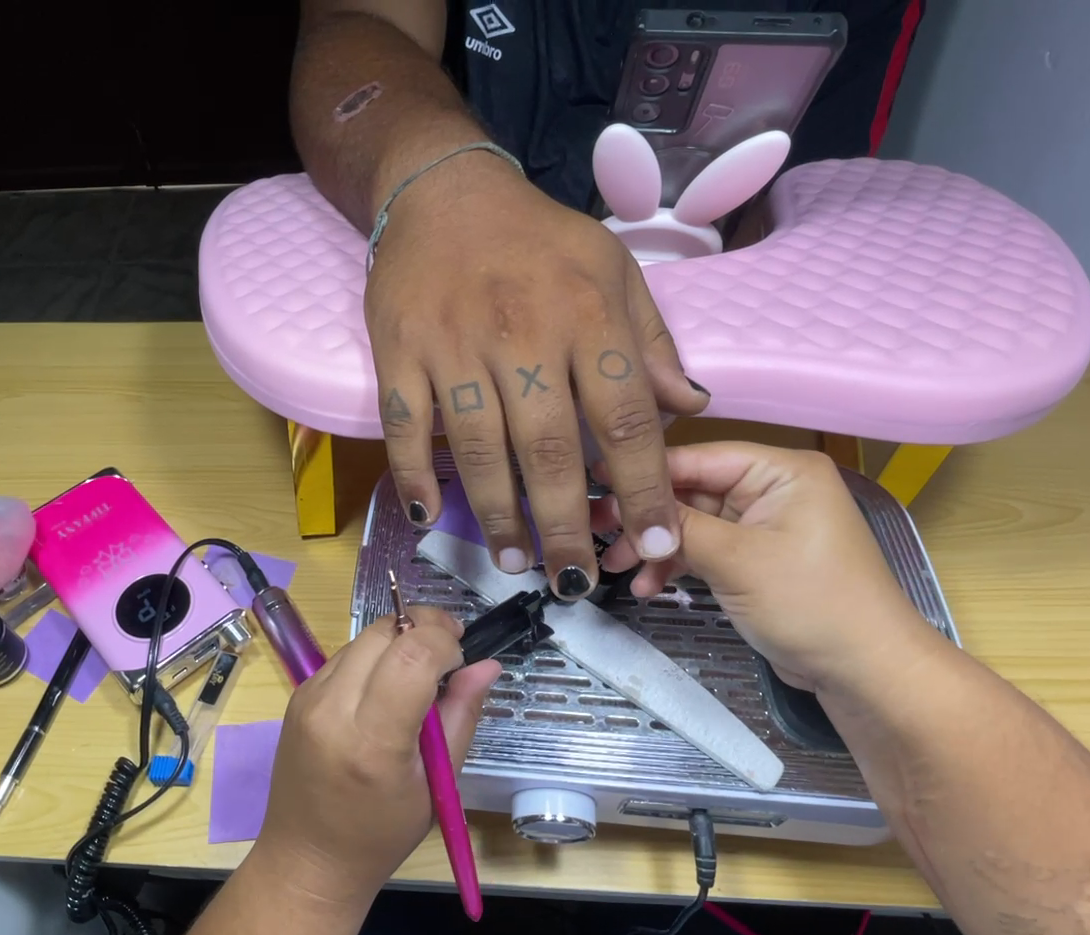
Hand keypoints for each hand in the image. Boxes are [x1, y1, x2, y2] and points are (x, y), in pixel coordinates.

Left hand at [253, 607, 500, 907]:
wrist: (308, 859)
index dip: (444, 641)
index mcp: (373, 740)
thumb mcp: (436, 784)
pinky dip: (374, 658)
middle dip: (424, 628)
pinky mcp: (298, 696)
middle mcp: (333, 709)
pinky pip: (344, 656)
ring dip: (398, 642)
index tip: (462, 657)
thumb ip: (461, 716)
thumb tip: (487, 664)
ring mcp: (308, 698)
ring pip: (363, 638)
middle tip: (450, 653)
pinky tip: (386, 688)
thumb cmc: (380, 835)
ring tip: (419, 675)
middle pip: (385, 633)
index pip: (412, 654)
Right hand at [366, 152, 708, 599]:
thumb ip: (649, 342)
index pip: (625, 416)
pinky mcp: (398, 355)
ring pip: (478, 449)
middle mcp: (521, 336)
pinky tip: (427, 516)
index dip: (644, 487)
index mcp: (586, 314)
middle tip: (575, 583)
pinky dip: (414, 475)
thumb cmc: (537, 239)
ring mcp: (452, 347)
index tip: (657, 544)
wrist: (442, 195)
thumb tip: (690, 406)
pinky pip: (405, 427)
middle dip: (568, 525)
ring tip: (516, 562)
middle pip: (549, 449)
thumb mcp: (613, 268)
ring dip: (497, 516)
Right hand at [599, 442, 946, 694]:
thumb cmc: (810, 602)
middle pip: (689, 492)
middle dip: (645, 520)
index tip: (593, 486)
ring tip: (617, 570)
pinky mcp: (753, 558)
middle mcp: (771, 489)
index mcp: (780, 471)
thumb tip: (620, 507)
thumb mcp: (736, 559)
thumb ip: (678, 527)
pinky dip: (675, 567)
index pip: (698, 458)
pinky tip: (648, 587)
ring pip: (690, 524)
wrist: (862, 671)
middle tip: (598, 536)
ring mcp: (761, 526)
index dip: (644, 472)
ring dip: (655, 548)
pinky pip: (702, 550)